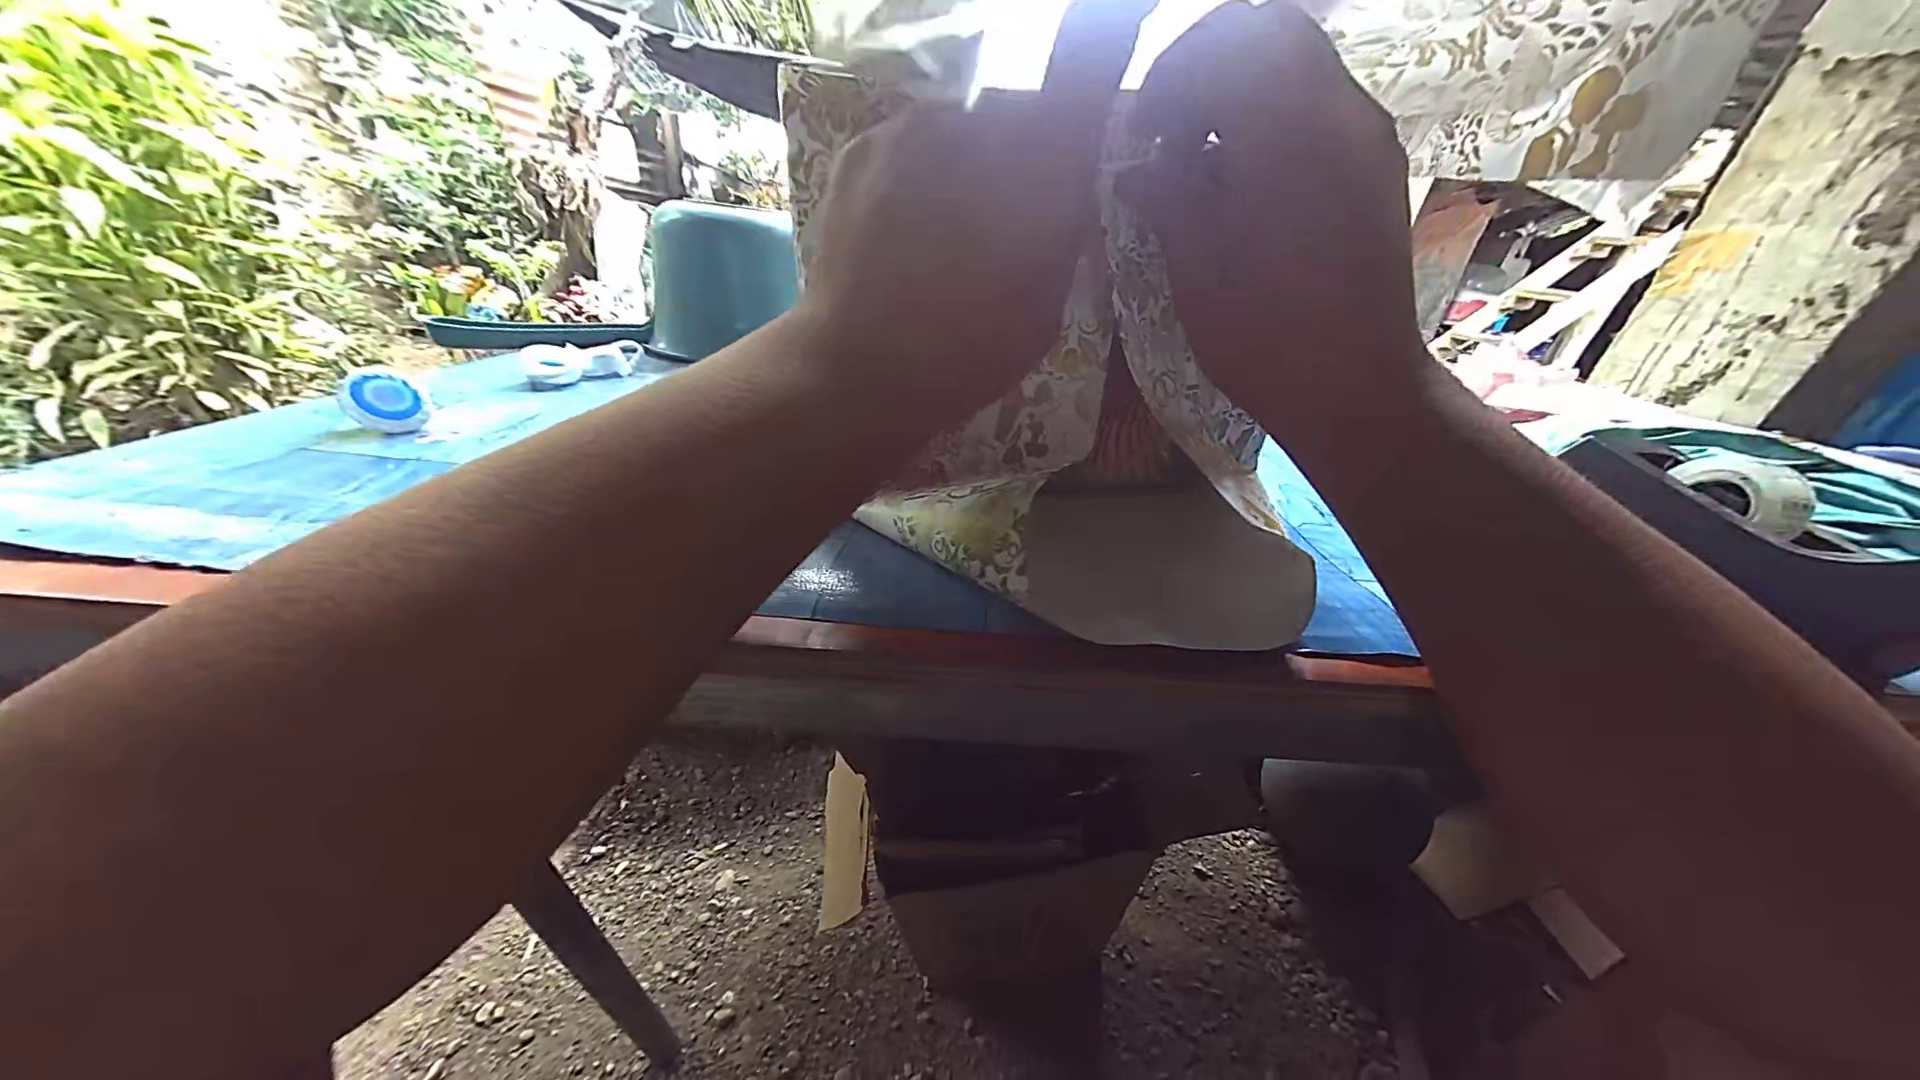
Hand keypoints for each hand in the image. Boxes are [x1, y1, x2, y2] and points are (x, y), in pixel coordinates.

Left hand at [796, 0, 1150, 423]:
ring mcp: (912, 127)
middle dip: (1022, 148)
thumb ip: (1064, 229)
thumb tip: (1069, 180)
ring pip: (959, 125)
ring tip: (942, 235)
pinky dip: (917, 175)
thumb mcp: (1046, 307)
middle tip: (1000, 220)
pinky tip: (901, 232)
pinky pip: (909, 144)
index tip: (1107, 36)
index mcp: (1042, 164)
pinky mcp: (862, 145)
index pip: (1087, 52)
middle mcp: (979, 120)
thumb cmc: (969, 354)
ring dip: (964, 162)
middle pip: (1017, 106)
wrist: (861, 368)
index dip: (1100, 38)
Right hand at [1119, 2, 1423, 423]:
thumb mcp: (1197, 272)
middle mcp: (1341, 115)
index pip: (1227, 43)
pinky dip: (1271, 123)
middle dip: (1207, 70)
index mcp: (1287, 136)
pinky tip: (1243, 187)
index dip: (1171, 76)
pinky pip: (1320, 109)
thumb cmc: (1264, 340)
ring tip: (1201, 167)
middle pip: (1271, 33)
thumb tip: (1133, 169)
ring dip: (1239, 97)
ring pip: (1300, 66)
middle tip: (1169, 135)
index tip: (1143, 134)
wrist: (1352, 387)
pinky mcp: (1375, 170)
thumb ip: (1166, 201)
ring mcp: (1368, 140)